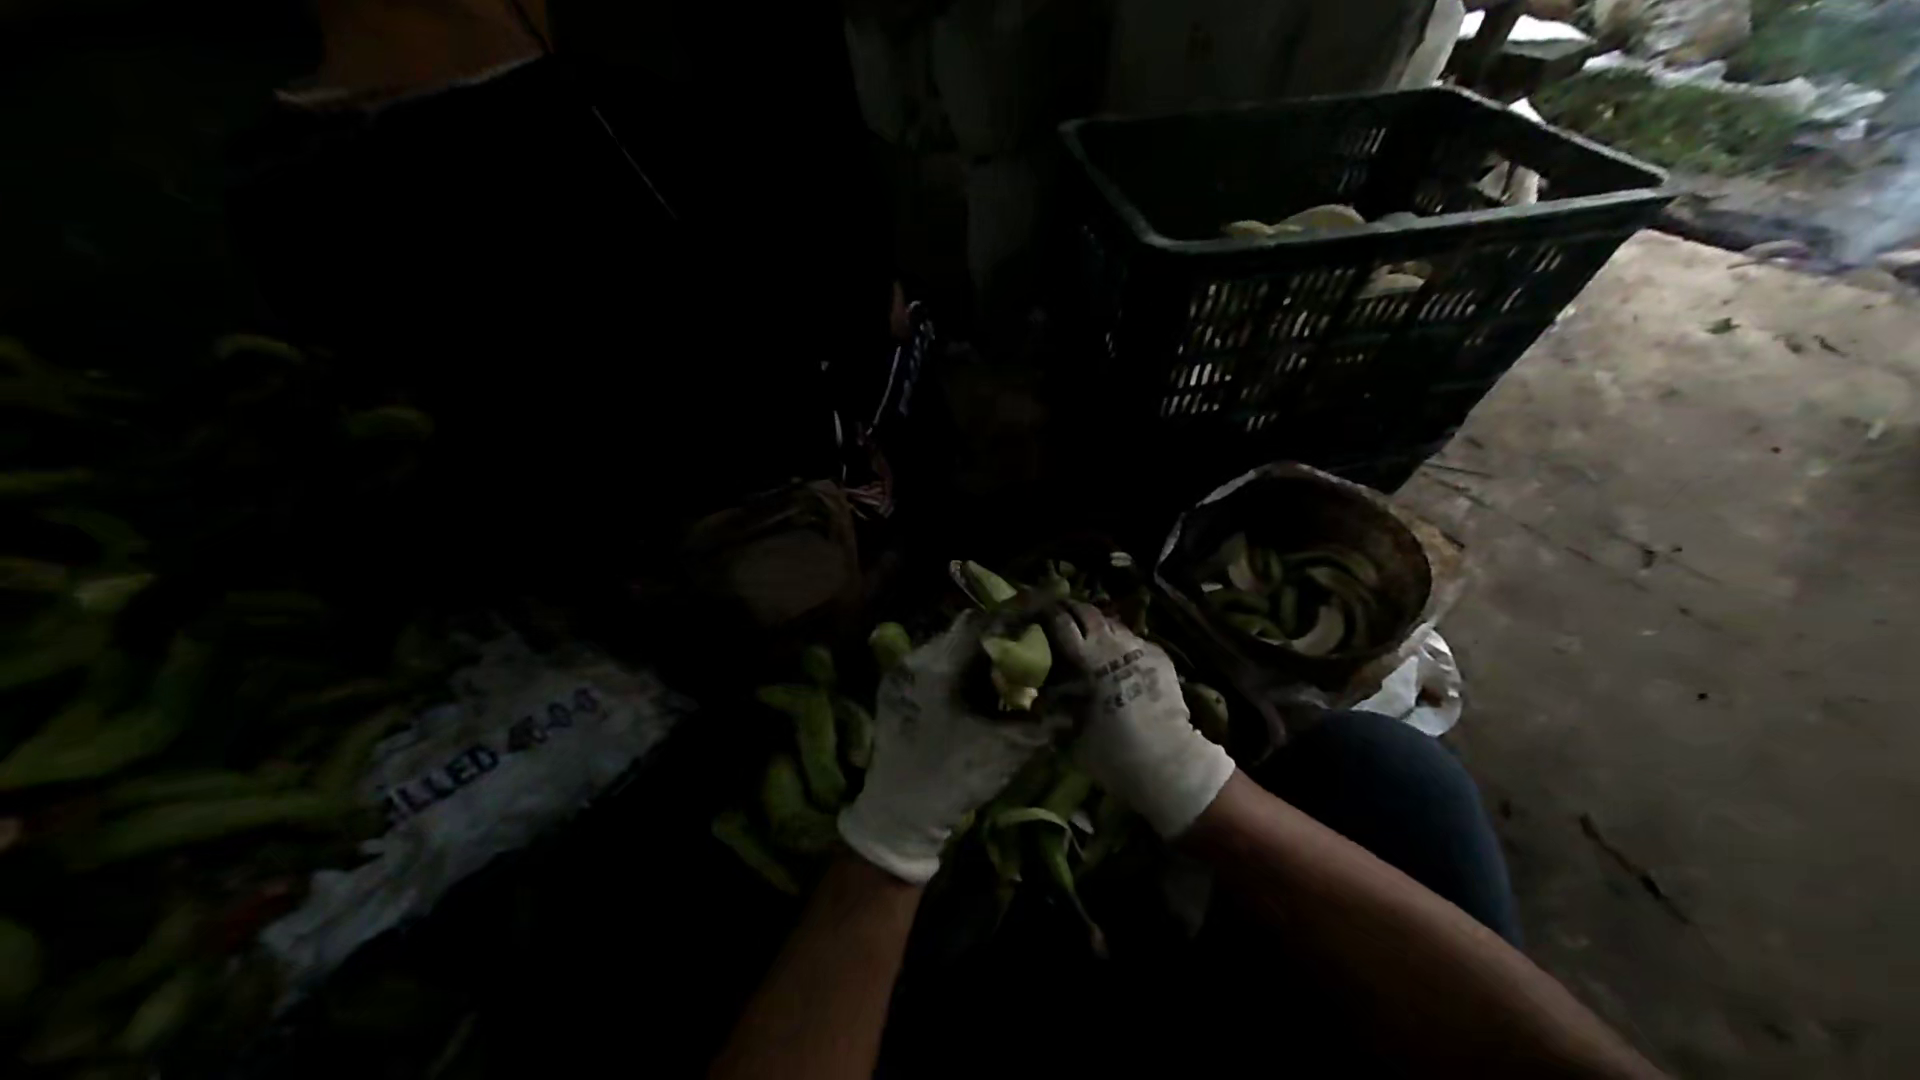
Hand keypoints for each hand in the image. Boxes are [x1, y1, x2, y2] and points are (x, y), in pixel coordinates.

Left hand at [839, 611, 1065, 882]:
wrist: (898, 819)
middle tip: (1039, 624)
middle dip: (1005, 624)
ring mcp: (903, 673)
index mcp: (936, 667)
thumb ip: (1049, 716)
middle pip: (967, 628)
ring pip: (952, 643)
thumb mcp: (1006, 749)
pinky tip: (989, 673)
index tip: (1052, 596)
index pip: (985, 622)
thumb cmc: (952, 780)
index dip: (1021, 608)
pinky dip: (968, 661)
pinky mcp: (901, 688)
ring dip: (986, 642)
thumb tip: (1086, 691)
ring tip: (1019, 645)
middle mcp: (915, 660)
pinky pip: (940, 660)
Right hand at [1047, 602, 1234, 836]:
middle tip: (1061, 613)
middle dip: (1074, 610)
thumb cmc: (1115, 751)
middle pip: (1090, 614)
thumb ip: (1060, 710)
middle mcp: (1115, 645)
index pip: (1064, 623)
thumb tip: (1044, 701)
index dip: (1050, 614)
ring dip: (1100, 626)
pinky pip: (1134, 641)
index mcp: (1089, 659)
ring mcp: (1141, 648)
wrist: (1170, 763)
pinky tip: (1117, 656)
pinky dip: (1121, 644)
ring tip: (1089, 634)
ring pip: (1114, 624)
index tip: (1040, 612)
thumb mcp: (1075, 734)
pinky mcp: (1160, 658)